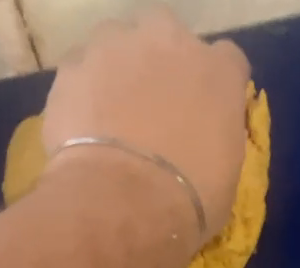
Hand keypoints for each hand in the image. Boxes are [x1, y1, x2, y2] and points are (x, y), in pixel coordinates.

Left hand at [42, 5, 250, 243]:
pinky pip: (81, 70)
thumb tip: (202, 142)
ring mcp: (116, 45)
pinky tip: (84, 128)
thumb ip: (216, 140)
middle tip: (155, 109)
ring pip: (118, 43)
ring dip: (118, 70)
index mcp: (218, 72)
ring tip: (113, 116)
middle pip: (167, 35)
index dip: (215, 86)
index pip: (227, 61)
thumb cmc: (189, 200)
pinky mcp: (72, 64)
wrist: (122, 201)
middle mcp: (169, 40)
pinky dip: (83, 92)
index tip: (207, 112)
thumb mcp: (225, 176)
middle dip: (162, 65)